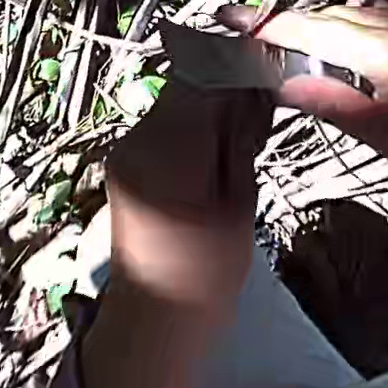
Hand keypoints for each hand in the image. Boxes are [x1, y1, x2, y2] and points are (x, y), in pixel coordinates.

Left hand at [101, 76, 270, 315]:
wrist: (155, 318)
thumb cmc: (208, 273)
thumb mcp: (240, 203)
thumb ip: (241, 138)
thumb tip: (253, 89)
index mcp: (168, 151)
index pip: (201, 80)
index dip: (236, 69)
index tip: (265, 74)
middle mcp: (136, 140)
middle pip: (184, 86)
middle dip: (223, 88)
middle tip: (257, 110)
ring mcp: (124, 148)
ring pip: (173, 101)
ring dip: (206, 107)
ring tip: (236, 135)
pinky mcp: (122, 158)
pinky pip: (161, 123)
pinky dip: (188, 126)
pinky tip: (210, 150)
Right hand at [216, 3, 387, 228]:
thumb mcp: (387, 134)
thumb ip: (331, 102)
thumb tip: (281, 84)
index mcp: (381, 48)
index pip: (309, 27)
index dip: (266, 23)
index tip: (229, 18)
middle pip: (324, 15)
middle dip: (286, 25)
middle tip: (252, 44)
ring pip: (347, 15)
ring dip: (315, 28)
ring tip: (289, 52)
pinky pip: (370, 20)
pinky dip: (342, 31)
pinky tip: (338, 54)